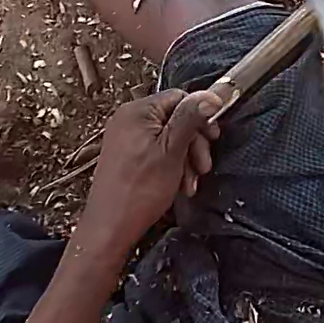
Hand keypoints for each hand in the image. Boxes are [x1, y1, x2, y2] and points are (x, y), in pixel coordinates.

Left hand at [77, 89, 220, 256]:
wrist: (110, 228)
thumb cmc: (139, 190)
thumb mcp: (172, 150)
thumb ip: (190, 119)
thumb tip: (211, 95)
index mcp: (138, 111)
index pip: (180, 98)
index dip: (200, 117)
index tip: (213, 138)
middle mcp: (129, 119)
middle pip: (177, 118)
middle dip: (194, 143)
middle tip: (202, 166)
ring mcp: (126, 137)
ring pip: (170, 137)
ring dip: (186, 158)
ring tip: (190, 182)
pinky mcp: (127, 155)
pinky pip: (158, 150)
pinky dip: (173, 165)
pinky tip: (179, 185)